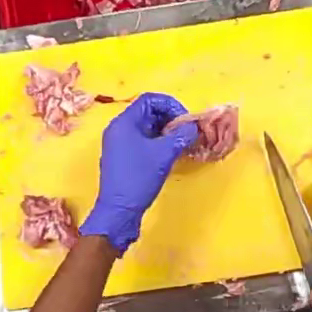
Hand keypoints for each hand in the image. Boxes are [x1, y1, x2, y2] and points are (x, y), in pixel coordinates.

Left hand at [79, 92, 196, 253]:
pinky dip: (157, 144)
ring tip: (181, 144)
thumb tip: (193, 127)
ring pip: (146, 129)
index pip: (149, 100)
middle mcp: (118, 130)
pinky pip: (142, 142)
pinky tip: (169, 155)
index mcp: (124, 122)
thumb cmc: (138, 178)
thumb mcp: (164, 154)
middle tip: (186, 133)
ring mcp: (118, 145)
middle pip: (147, 113)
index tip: (185, 120)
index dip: (171, 105)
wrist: (118, 211)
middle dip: (170, 119)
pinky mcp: (122, 159)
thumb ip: (180, 136)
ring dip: (165, 133)